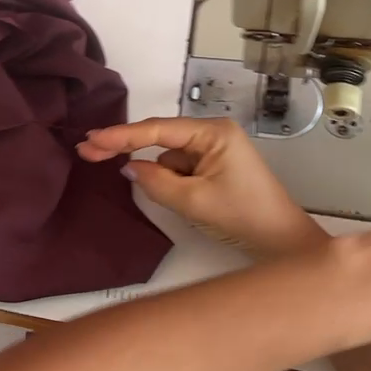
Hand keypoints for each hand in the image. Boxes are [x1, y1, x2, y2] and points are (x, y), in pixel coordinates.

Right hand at [78, 117, 324, 257]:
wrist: (282, 241)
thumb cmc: (243, 216)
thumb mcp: (193, 201)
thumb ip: (155, 181)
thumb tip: (128, 167)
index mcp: (213, 132)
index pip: (158, 130)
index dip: (121, 135)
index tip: (91, 140)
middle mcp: (212, 132)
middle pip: (159, 136)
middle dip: (126, 146)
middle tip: (87, 151)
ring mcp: (212, 149)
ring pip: (167, 156)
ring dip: (156, 173)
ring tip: (177, 200)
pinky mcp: (212, 165)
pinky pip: (177, 168)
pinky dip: (168, 180)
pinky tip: (178, 198)